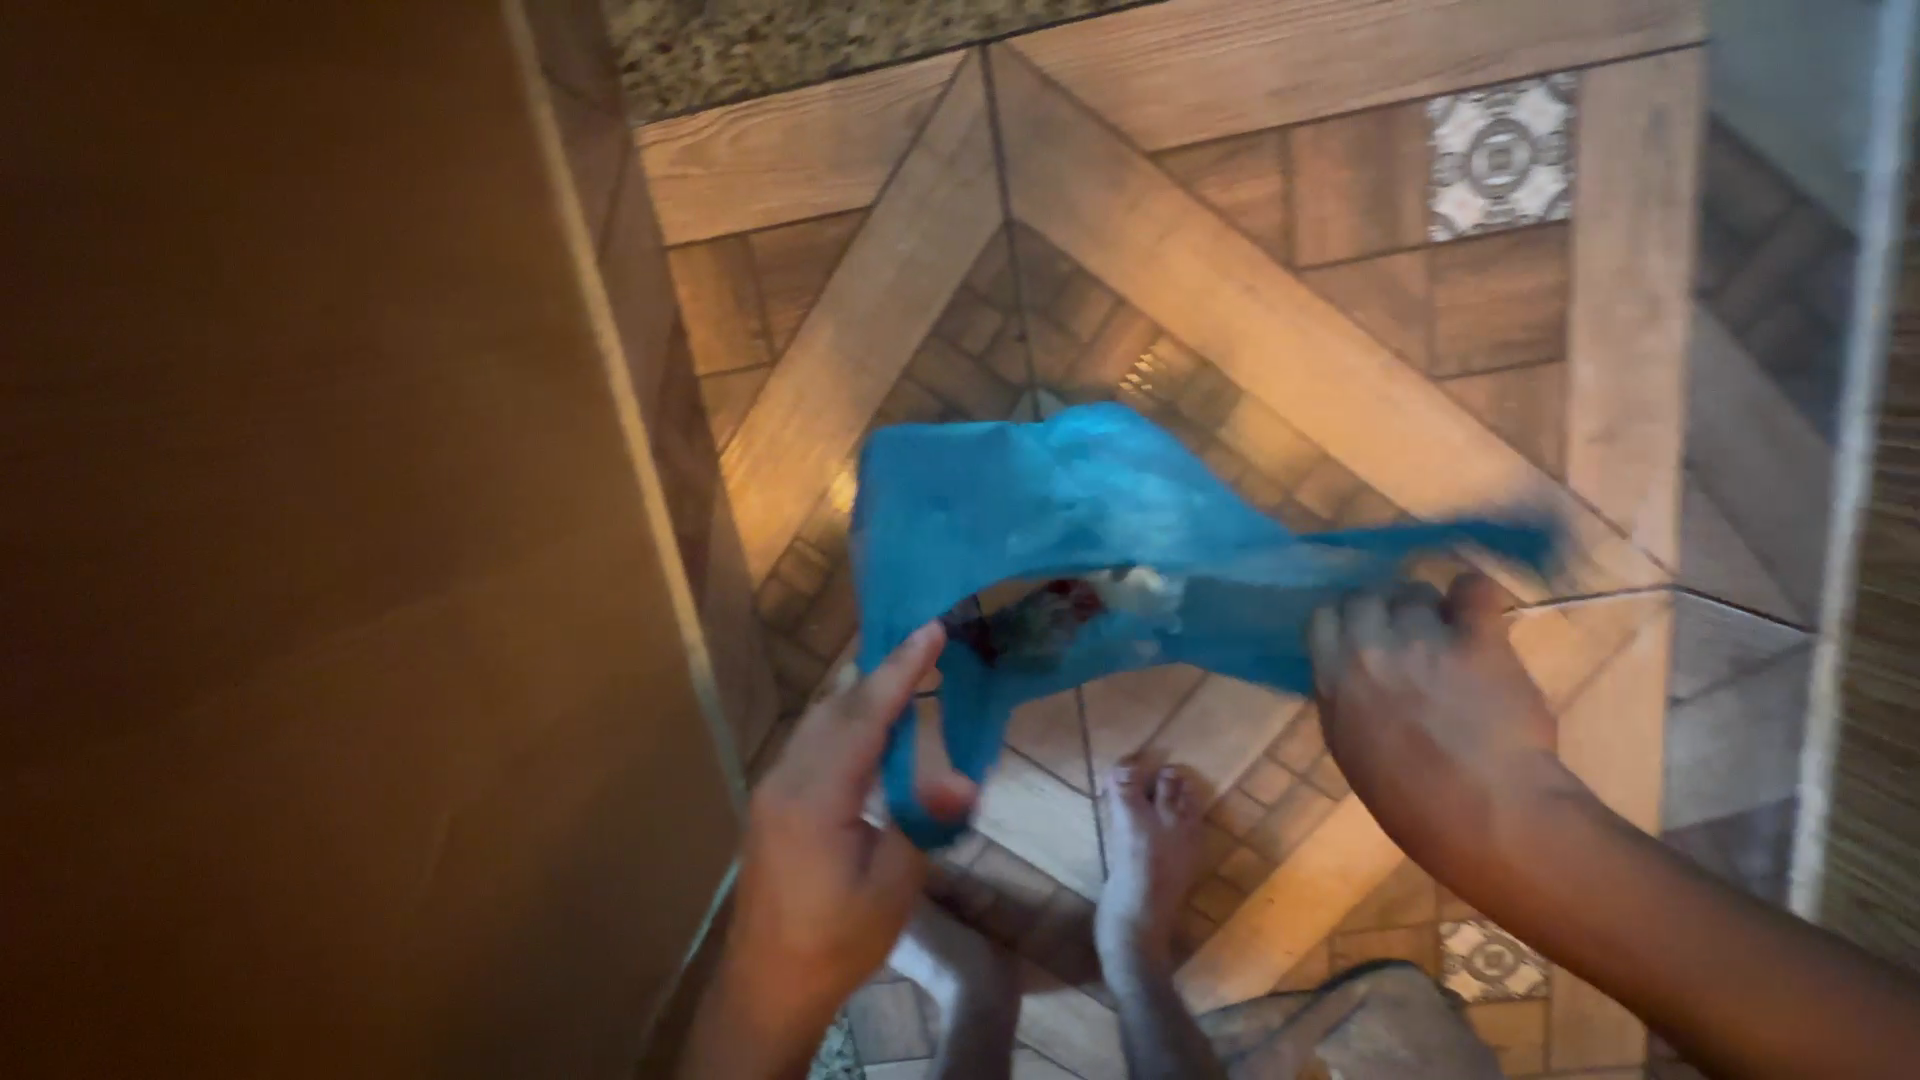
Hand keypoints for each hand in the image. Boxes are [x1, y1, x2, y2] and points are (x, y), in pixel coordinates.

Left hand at [685, 622, 976, 1076]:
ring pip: (819, 719)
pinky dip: (844, 719)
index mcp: (816, 796)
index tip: (930, 629)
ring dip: (861, 693)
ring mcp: (772, 787)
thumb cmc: (837, 940)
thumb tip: (962, 779)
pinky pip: (811, 740)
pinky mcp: (771, 800)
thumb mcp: (892, 886)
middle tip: (924, 642)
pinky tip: (868, 724)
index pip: (864, 715)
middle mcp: (786, 778)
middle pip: (837, 707)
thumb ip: (921, 822)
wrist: (768, 984)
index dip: (901, 670)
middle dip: (882, 671)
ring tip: (903, 672)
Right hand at [1306, 575, 1589, 881]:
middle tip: (1407, 632)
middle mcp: (1369, 648)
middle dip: (1384, 609)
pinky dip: (1473, 594)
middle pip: (1365, 596)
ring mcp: (1422, 640)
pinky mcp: (1477, 640)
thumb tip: (1351, 673)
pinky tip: (1478, 609)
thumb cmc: (1410, 799)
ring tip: (1449, 631)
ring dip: (1428, 608)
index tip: (1362, 636)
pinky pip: (1472, 590)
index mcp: (1333, 678)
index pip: (1323, 616)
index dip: (1345, 621)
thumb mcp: (1349, 746)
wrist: (1488, 814)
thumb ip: (1344, 697)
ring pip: (1415, 591)